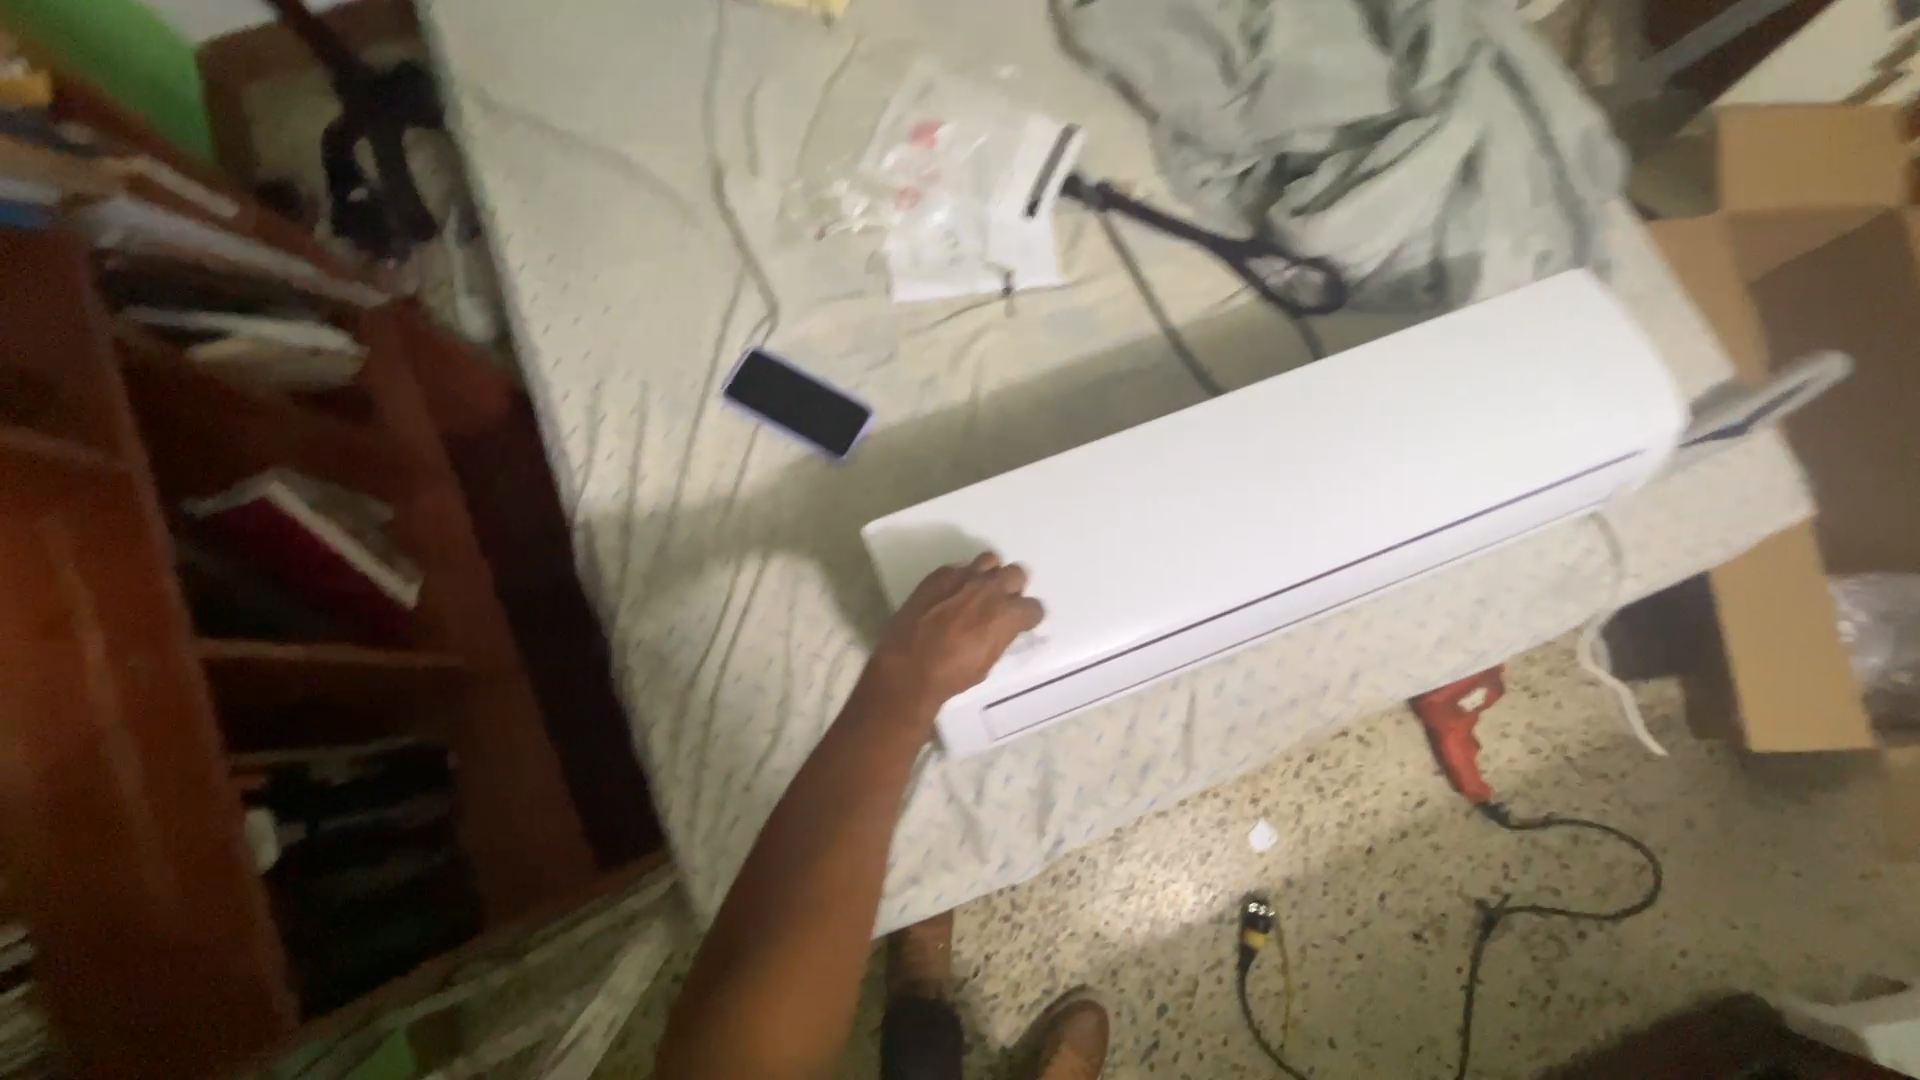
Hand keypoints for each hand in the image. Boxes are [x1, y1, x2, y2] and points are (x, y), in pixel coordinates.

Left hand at [864, 553, 1044, 717]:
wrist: (908, 667)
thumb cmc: (952, 675)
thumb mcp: (988, 662)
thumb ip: (1000, 636)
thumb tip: (1001, 628)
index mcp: (1008, 614)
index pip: (1034, 607)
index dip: (1028, 617)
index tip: (1020, 624)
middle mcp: (991, 589)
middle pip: (1017, 574)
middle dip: (1013, 588)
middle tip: (1000, 604)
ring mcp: (964, 577)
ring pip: (990, 560)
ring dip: (989, 574)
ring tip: (978, 591)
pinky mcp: (939, 574)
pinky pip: (959, 567)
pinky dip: (961, 578)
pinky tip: (951, 595)